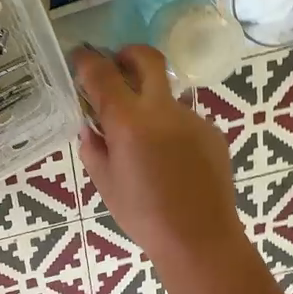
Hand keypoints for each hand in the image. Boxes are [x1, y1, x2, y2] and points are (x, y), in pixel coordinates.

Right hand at [73, 45, 242, 257]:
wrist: (199, 238)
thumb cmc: (144, 216)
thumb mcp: (106, 185)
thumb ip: (93, 149)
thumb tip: (91, 128)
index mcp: (129, 123)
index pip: (102, 75)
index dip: (87, 61)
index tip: (80, 59)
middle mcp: (162, 110)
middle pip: (147, 59)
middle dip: (128, 55)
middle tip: (117, 67)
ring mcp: (192, 118)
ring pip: (167, 95)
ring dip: (150, 102)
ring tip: (143, 140)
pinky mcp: (212, 132)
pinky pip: (184, 121)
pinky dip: (170, 131)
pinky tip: (170, 163)